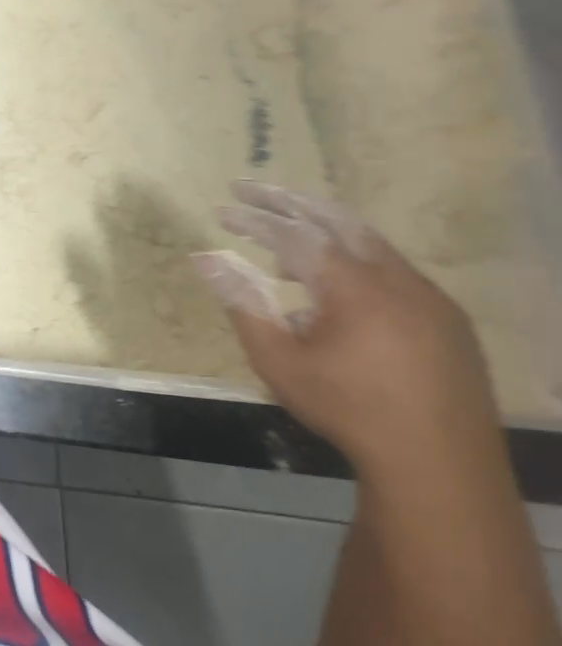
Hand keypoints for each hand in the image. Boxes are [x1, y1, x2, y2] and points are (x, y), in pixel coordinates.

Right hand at [191, 180, 500, 472]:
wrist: (439, 464)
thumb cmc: (346, 409)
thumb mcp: (277, 359)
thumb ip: (243, 304)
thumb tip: (206, 257)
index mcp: (358, 290)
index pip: (298, 235)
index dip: (255, 219)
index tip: (221, 209)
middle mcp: (400, 282)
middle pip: (340, 223)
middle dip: (290, 202)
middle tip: (248, 189)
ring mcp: (430, 299)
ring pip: (372, 244)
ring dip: (323, 230)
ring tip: (282, 237)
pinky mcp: (447, 320)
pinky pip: (393, 270)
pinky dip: (353, 258)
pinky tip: (330, 285)